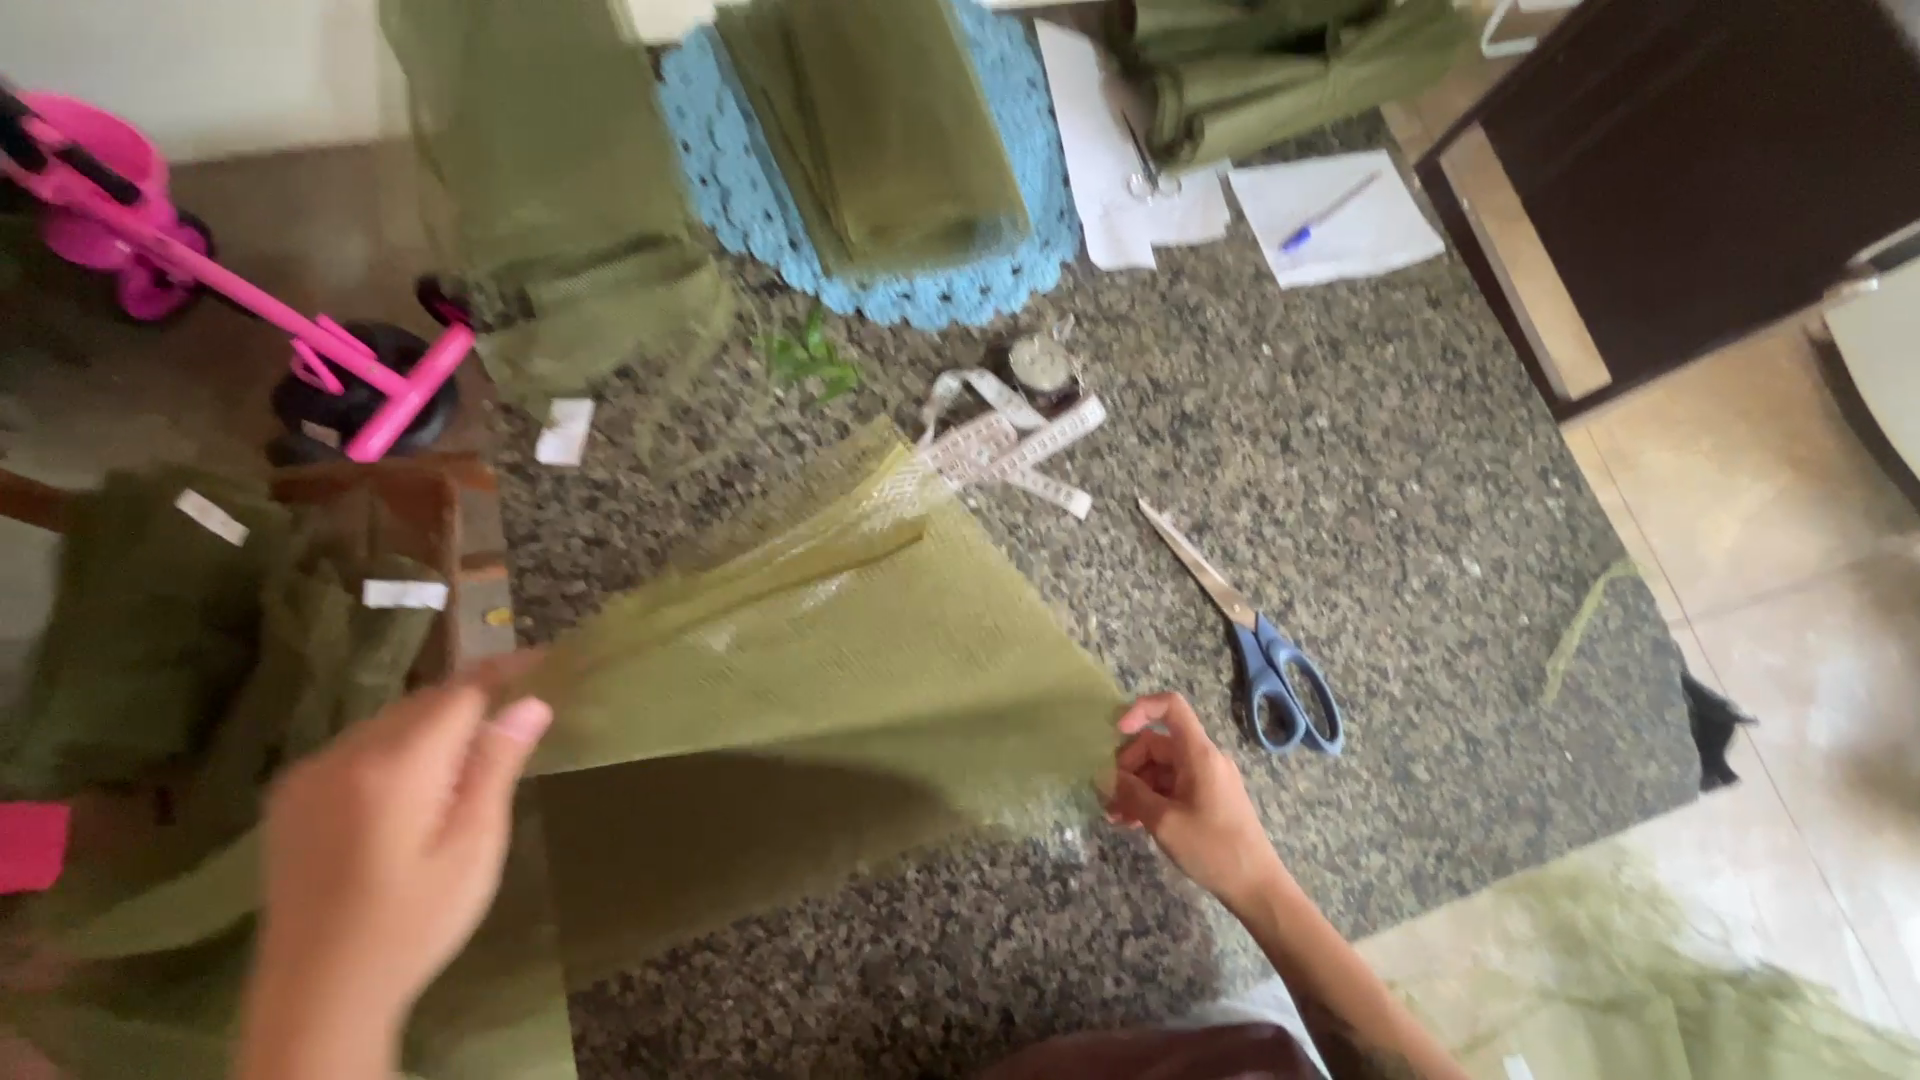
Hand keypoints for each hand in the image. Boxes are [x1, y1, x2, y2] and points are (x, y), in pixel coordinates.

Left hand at [250, 652, 552, 1030]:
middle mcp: (344, 755)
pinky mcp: (291, 797)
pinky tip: (417, 784)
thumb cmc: (415, 923)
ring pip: (390, 721)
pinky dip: (399, 745)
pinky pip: (359, 746)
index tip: (546, 658)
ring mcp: (310, 775)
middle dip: (472, 699)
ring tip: (472, 756)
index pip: (461, 691)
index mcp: (396, 767)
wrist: (318, 996)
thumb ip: (496, 766)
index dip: (505, 669)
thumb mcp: (474, 846)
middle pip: (424, 701)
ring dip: (435, 723)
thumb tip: (530, 704)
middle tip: (519, 715)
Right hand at [1104, 693, 1287, 912]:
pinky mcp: (1208, 799)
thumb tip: (1103, 777)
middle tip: (1108, 796)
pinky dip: (1151, 799)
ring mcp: (1207, 779)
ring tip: (1114, 816)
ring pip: (1160, 769)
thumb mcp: (1163, 822)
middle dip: (1128, 766)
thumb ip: (1130, 794)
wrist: (1257, 887)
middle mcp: (1204, 758)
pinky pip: (1172, 787)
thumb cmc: (1212, 849)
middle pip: (1156, 744)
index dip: (1140, 710)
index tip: (1116, 732)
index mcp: (1199, 753)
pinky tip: (1132, 822)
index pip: (1171, 706)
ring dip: (1135, 787)